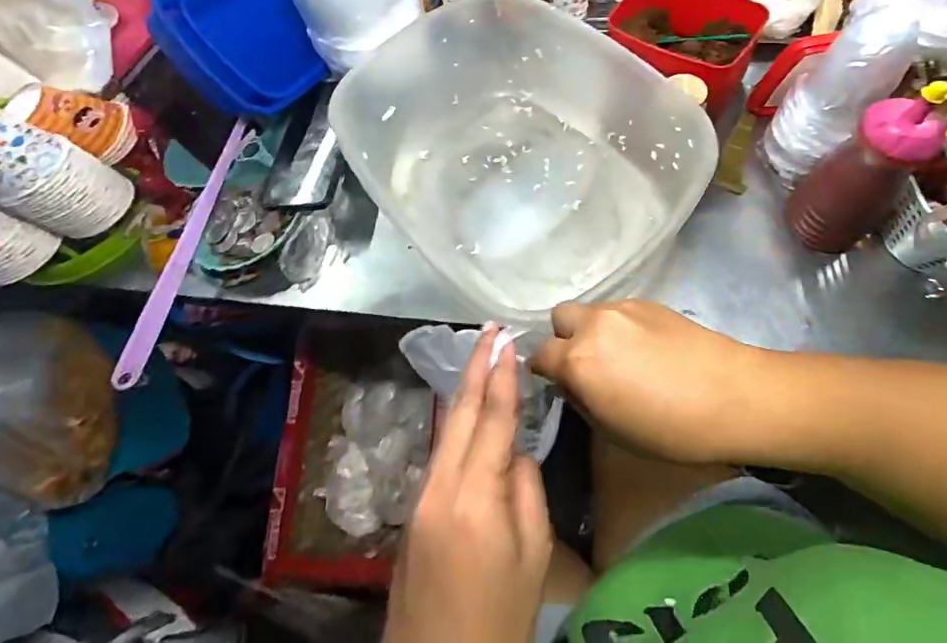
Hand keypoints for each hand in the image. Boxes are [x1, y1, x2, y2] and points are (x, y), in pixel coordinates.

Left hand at [385, 326, 550, 642]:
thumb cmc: (500, 614)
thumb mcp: (533, 552)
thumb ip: (527, 489)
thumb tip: (515, 451)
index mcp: (474, 495)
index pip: (492, 419)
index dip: (502, 377)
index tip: (508, 340)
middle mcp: (439, 487)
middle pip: (459, 414)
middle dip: (474, 368)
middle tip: (489, 331)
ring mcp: (420, 501)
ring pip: (446, 432)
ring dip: (464, 392)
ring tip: (481, 358)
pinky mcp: (413, 516)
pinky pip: (440, 456)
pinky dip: (456, 425)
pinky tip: (468, 414)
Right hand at [531, 301, 767, 465]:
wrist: (730, 394)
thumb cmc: (668, 428)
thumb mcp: (611, 429)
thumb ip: (580, 398)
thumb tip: (571, 382)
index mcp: (579, 359)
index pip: (539, 354)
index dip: (545, 370)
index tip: (557, 383)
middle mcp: (595, 324)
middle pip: (561, 317)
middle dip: (565, 338)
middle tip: (586, 364)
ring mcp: (624, 307)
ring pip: (592, 311)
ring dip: (594, 329)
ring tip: (619, 355)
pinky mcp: (650, 301)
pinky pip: (620, 310)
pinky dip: (620, 325)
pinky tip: (645, 347)